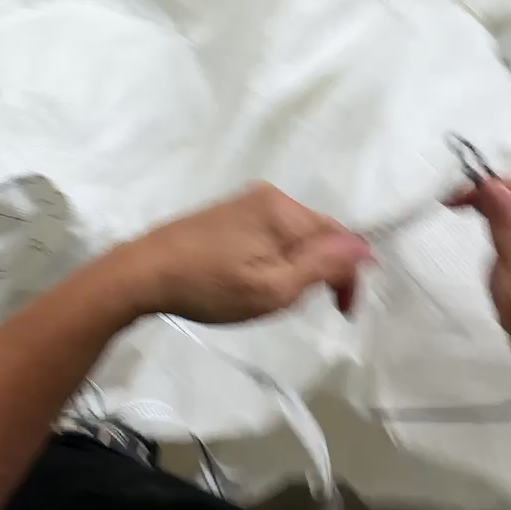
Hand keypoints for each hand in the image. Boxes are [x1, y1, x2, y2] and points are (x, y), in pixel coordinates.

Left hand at [107, 184, 371, 324]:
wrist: (144, 272)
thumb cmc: (210, 286)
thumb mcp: (274, 287)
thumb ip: (322, 265)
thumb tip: (366, 247)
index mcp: (282, 209)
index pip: (339, 236)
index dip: (348, 275)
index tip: (341, 314)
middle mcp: (267, 195)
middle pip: (316, 232)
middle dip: (322, 270)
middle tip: (301, 307)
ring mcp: (244, 201)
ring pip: (293, 234)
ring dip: (298, 265)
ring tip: (274, 297)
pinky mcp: (227, 212)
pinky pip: (270, 232)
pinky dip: (276, 257)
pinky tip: (254, 278)